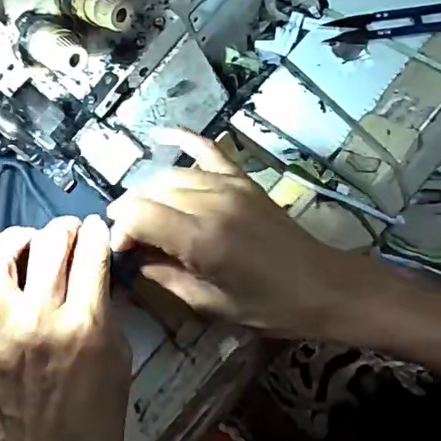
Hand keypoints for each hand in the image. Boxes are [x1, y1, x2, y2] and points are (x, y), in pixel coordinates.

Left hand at [0, 216, 130, 440]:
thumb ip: (105, 309)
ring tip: (26, 239)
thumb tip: (93, 267)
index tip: (96, 227)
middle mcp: (38, 320)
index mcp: (83, 326)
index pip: (90, 255)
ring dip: (14, 238)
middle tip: (69, 231)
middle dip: (64, 229)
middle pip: (47, 247)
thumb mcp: (119, 358)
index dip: (96, 233)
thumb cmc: (96, 416)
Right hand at [106, 129, 382, 339]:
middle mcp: (210, 202)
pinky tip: (159, 135)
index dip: (120, 230)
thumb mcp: (207, 303)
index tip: (122, 249)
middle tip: (130, 237)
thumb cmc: (266, 305)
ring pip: (169, 174)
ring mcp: (227, 184)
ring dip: (148, 191)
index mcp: (201, 239)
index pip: (138, 215)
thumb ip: (163, 275)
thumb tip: (131, 256)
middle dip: (130, 213)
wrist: (321, 285)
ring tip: (144, 213)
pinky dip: (181, 139)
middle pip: (148, 192)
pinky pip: (205, 148)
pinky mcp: (241, 177)